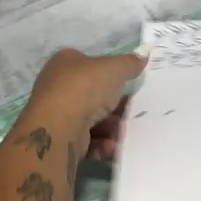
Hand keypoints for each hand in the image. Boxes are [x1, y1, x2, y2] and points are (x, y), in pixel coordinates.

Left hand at [27, 50, 144, 159]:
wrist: (58, 128)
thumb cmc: (85, 88)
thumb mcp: (114, 69)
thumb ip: (129, 63)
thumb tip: (144, 54)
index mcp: (64, 63)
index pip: (90, 65)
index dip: (110, 76)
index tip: (128, 87)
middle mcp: (56, 86)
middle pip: (93, 96)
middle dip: (114, 108)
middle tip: (130, 115)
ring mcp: (56, 113)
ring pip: (91, 120)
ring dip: (110, 129)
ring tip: (121, 135)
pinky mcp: (58, 138)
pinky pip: (85, 139)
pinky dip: (99, 144)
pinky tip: (109, 147)